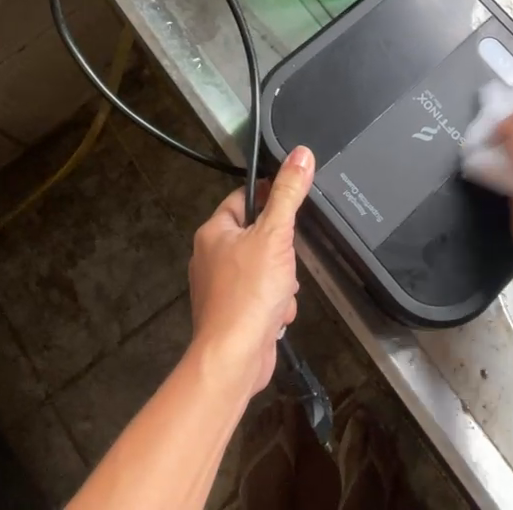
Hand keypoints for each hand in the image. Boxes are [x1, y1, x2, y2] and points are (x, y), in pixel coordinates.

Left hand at [187, 145, 314, 396]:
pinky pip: (261, 296)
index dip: (271, 200)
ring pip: (265, 268)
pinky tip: (277, 314)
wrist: (233, 357)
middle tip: (288, 261)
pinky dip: (274, 303)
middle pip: (259, 235)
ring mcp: (219, 287)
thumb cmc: (250, 292)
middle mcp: (210, 256)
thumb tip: (302, 153)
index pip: (245, 198)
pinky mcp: (231, 313)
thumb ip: (289, 193)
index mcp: (214, 231)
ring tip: (282, 292)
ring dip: (282, 281)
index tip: (292, 211)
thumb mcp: (275, 234)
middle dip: (282, 252)